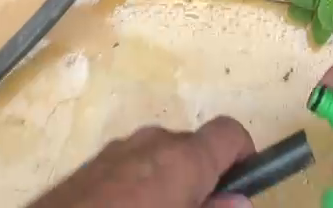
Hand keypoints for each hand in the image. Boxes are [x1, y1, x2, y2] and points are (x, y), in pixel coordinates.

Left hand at [26, 116, 256, 207]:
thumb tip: (239, 201)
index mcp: (184, 158)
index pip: (230, 132)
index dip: (243, 157)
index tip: (242, 190)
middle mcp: (155, 141)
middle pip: (193, 150)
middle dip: (201, 182)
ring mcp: (119, 150)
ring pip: (158, 161)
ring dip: (167, 188)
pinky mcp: (89, 166)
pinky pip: (128, 170)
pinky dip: (136, 191)